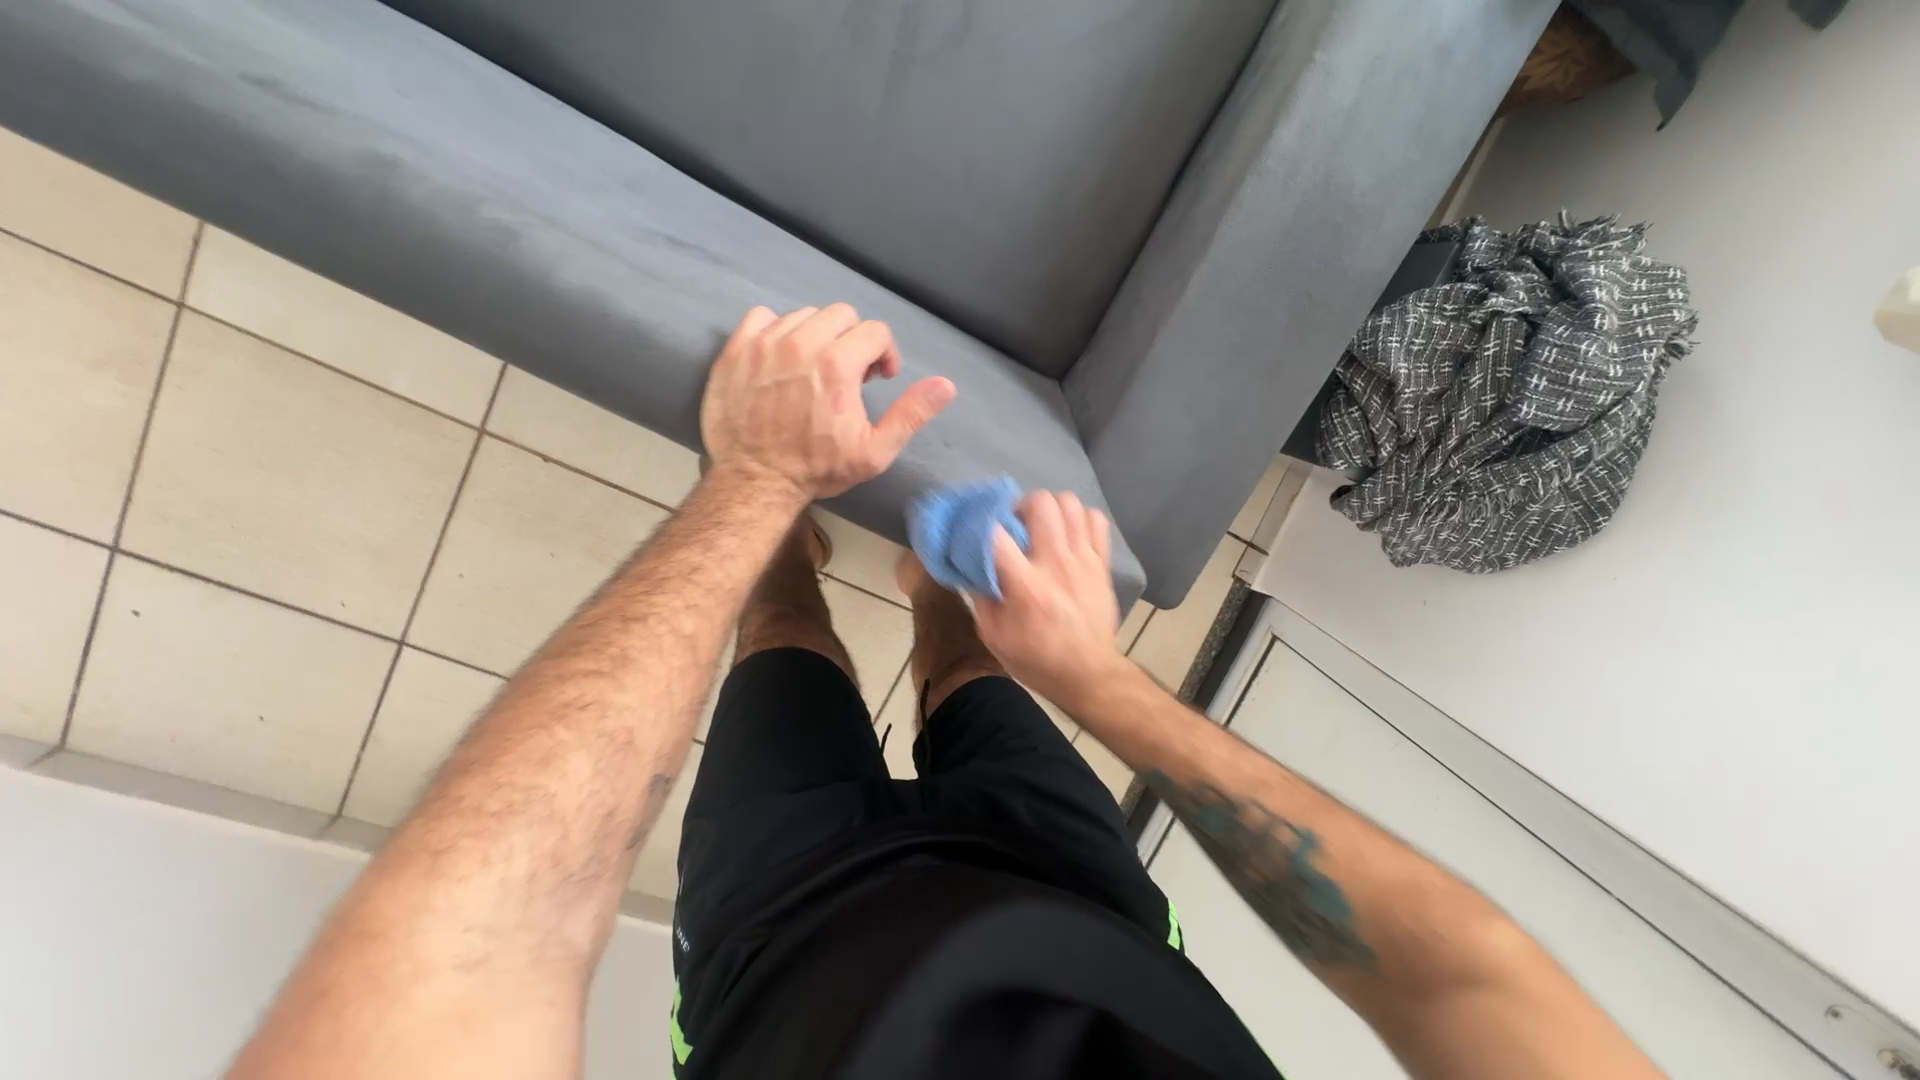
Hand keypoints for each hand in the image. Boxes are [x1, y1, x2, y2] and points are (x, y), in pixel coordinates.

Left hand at [701, 304, 955, 501]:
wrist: (754, 481)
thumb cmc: (817, 469)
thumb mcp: (874, 452)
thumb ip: (911, 414)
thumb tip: (946, 386)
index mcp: (839, 364)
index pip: (875, 331)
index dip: (885, 354)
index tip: (879, 379)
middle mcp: (802, 343)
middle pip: (841, 315)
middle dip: (853, 340)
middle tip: (849, 374)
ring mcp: (765, 344)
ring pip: (804, 315)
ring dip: (817, 336)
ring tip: (815, 368)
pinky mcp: (736, 350)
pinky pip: (762, 317)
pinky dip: (776, 330)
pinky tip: (781, 358)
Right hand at [974, 492, 1126, 705]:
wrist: (1088, 674)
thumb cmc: (1037, 659)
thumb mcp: (994, 636)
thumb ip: (981, 596)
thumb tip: (973, 565)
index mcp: (1026, 586)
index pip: (997, 535)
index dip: (982, 526)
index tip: (976, 532)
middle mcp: (1056, 565)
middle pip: (1040, 504)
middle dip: (1020, 506)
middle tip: (1014, 525)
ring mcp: (1084, 560)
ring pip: (1069, 504)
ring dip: (1049, 509)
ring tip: (1040, 526)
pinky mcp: (1102, 563)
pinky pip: (1095, 519)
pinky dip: (1078, 519)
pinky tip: (1067, 534)